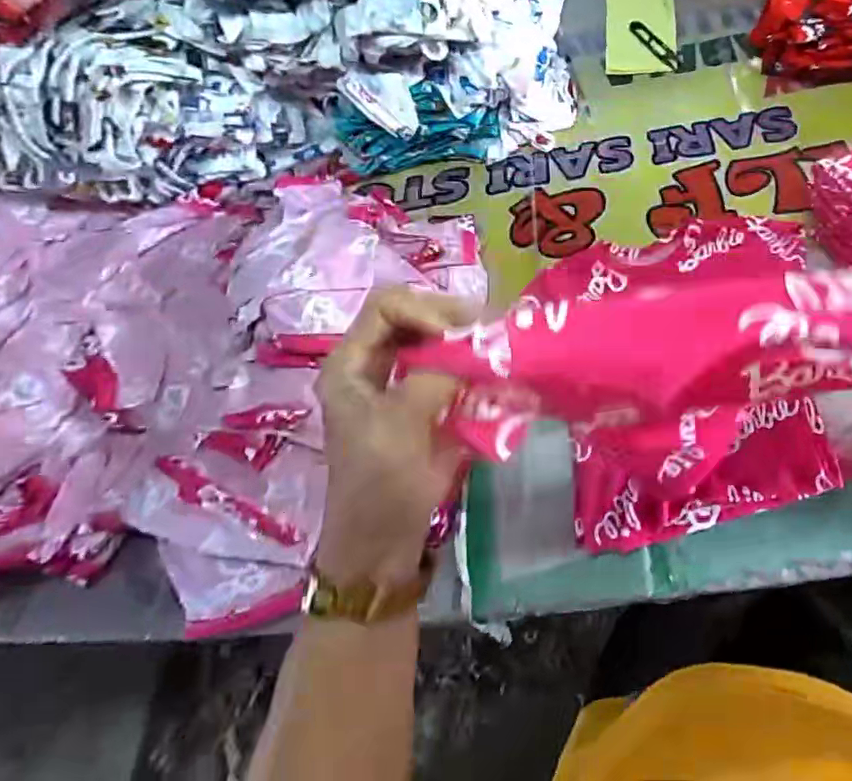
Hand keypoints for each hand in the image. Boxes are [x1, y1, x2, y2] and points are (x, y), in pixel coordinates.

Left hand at [313, 287, 473, 586]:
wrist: (382, 545)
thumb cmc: (379, 484)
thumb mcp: (401, 425)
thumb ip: (435, 377)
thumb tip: (478, 349)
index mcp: (351, 363)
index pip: (387, 306)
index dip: (425, 310)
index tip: (460, 336)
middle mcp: (374, 363)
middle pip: (414, 317)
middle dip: (454, 319)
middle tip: (493, 331)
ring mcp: (400, 383)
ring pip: (436, 341)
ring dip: (468, 340)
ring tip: (500, 346)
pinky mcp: (425, 403)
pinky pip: (451, 369)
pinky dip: (474, 366)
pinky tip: (496, 372)